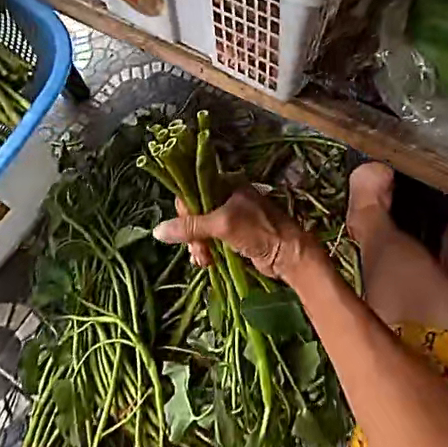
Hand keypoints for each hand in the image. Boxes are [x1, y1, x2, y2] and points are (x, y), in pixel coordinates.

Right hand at [152, 186, 324, 283]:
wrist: (288, 255)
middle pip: (195, 212)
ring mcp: (231, 216)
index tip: (186, 231)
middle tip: (198, 250)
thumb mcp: (222, 224)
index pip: (193, 191)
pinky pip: (210, 240)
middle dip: (192, 234)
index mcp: (228, 183)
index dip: (186, 212)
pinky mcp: (234, 236)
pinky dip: (205, 251)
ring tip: (204, 260)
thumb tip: (158, 231)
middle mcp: (228, 196)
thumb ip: (190, 227)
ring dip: (198, 246)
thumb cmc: (260, 232)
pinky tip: (207, 263)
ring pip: (201, 229)